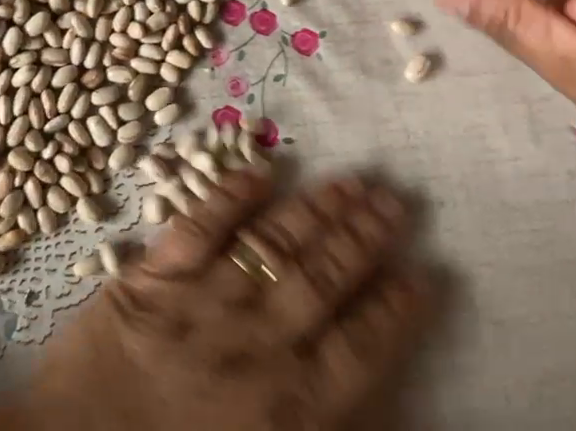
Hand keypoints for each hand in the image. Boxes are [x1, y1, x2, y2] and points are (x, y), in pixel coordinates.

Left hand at [16, 171, 431, 430]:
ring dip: (317, 211)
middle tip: (395, 200)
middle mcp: (256, 345)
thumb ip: (312, 414)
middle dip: (365, 239)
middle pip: (324, 280)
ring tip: (351, 182)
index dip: (395, 308)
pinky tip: (263, 169)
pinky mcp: (153, 276)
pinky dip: (231, 194)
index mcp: (288, 406)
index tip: (422, 271)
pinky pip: (200, 226)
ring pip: (274, 246)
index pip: (360, 347)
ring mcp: (204, 302)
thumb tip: (354, 378)